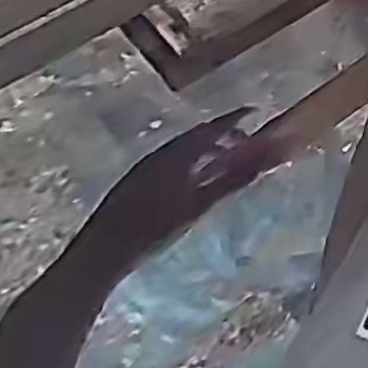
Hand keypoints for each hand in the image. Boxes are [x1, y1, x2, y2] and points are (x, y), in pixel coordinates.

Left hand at [73, 109, 271, 273]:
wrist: (99, 255)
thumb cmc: (156, 228)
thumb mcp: (201, 204)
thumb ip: (235, 178)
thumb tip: (268, 156)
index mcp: (179, 153)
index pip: (214, 127)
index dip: (236, 118)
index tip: (255, 112)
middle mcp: (162, 153)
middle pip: (198, 135)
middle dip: (223, 135)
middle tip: (245, 144)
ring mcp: (146, 167)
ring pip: (184, 148)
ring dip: (207, 149)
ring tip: (224, 163)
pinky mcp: (136, 181)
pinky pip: (171, 159)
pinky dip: (191, 161)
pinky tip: (194, 179)